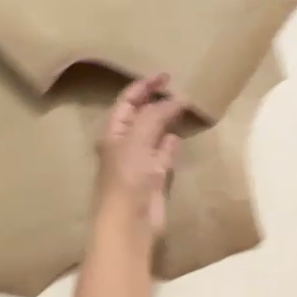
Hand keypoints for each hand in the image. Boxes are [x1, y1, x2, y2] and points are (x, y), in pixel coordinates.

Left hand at [97, 72, 187, 235]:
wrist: (130, 221)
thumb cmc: (126, 177)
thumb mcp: (137, 139)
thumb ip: (155, 116)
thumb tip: (177, 99)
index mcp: (112, 133)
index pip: (127, 102)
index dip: (144, 86)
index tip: (166, 75)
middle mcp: (124, 145)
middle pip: (141, 116)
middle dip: (157, 101)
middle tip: (179, 87)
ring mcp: (140, 163)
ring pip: (154, 135)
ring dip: (166, 121)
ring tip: (184, 105)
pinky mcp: (154, 178)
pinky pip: (163, 155)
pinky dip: (171, 144)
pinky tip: (179, 135)